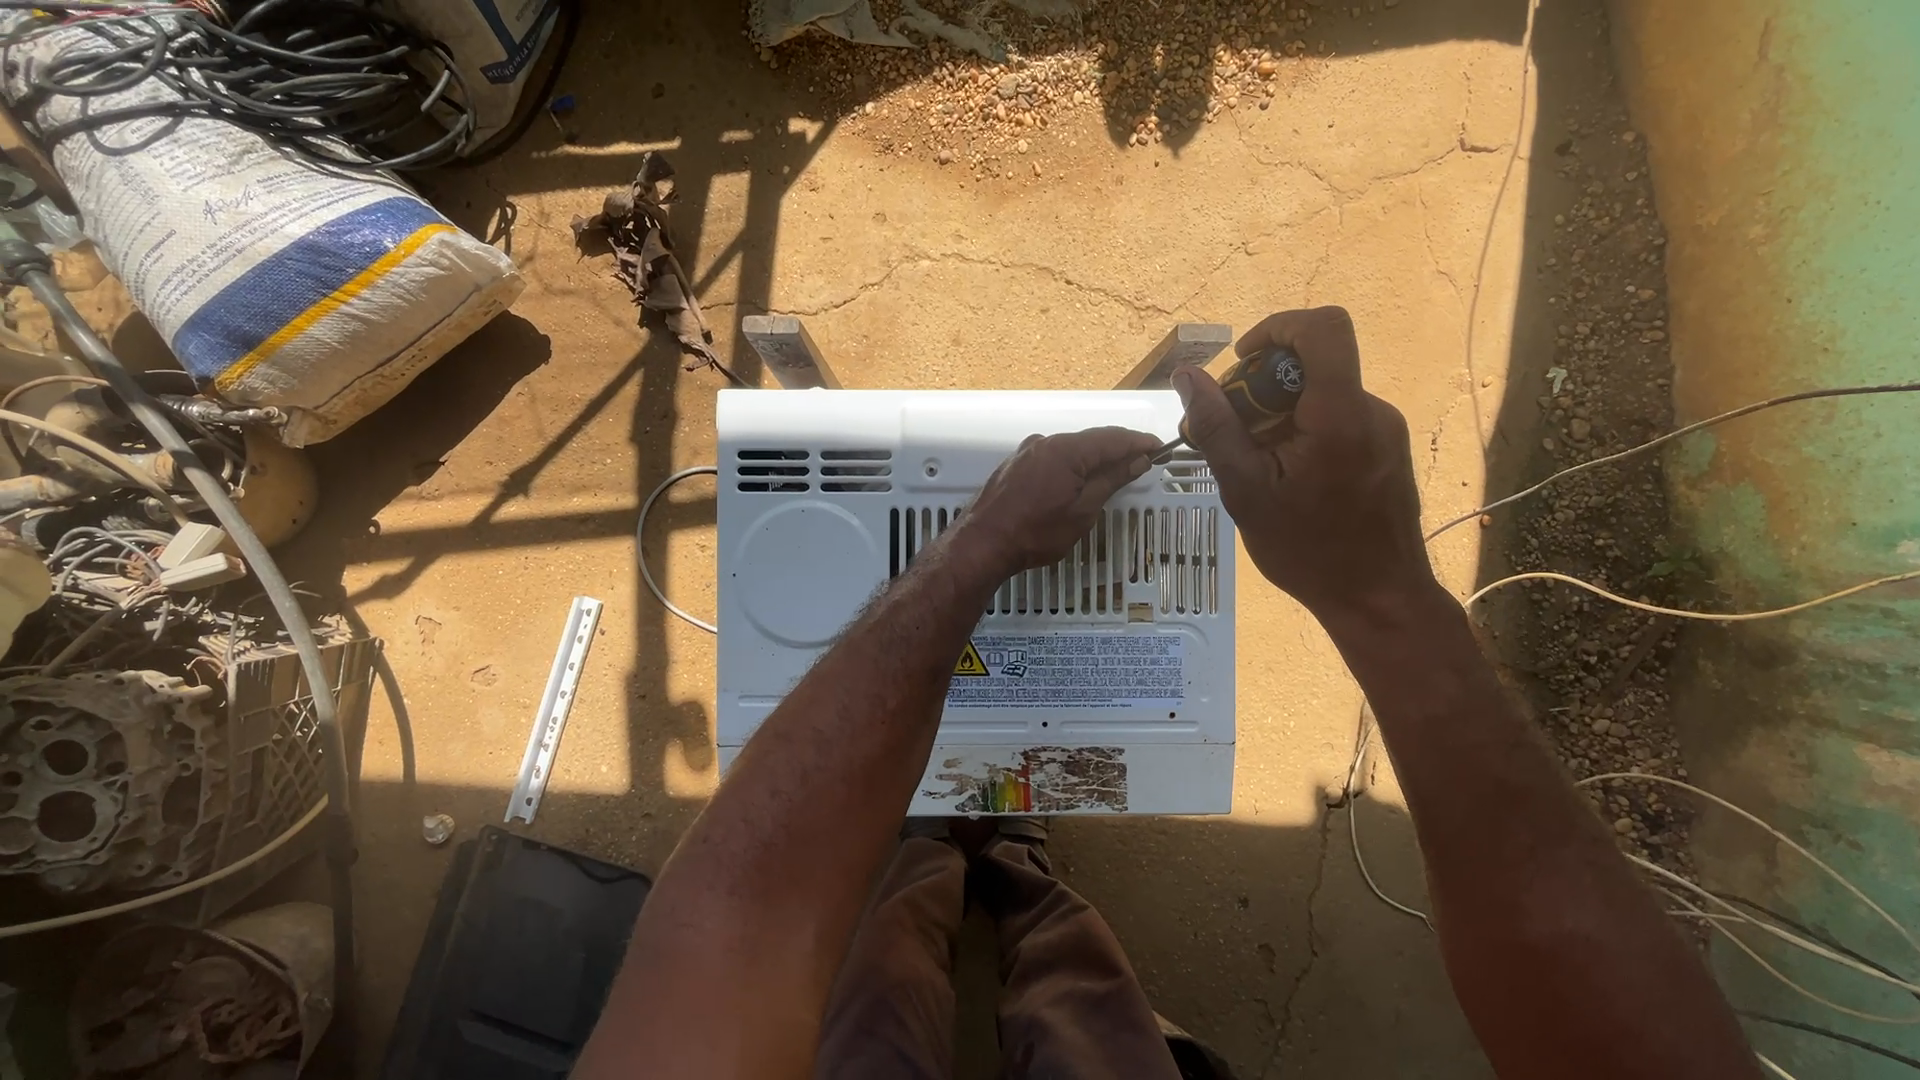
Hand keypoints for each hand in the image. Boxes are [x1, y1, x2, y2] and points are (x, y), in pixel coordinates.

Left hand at [956, 427, 1160, 578]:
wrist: (982, 544)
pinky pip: (1052, 457)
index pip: (1113, 437)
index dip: (1139, 442)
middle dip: (1119, 450)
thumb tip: (1136, 461)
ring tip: (1114, 474)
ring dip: (1094, 459)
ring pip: (1070, 449)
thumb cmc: (1033, 533)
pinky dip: (1071, 465)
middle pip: (1091, 440)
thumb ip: (1111, 480)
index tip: (1159, 448)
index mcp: (1065, 449)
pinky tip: (1079, 480)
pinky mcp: (1014, 466)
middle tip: (1143, 462)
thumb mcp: (1082, 511)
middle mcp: (1045, 442)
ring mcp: (1026, 453)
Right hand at [1173, 307, 1437, 620]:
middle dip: (1260, 387)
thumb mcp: (1246, 491)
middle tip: (1228, 434)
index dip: (1277, 328)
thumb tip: (1186, 376)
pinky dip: (1300, 431)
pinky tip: (1282, 476)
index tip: (1242, 363)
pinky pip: (1335, 418)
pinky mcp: (1386, 447)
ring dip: (1276, 414)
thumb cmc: (1308, 550)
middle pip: (1311, 364)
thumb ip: (1216, 427)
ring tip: (1251, 464)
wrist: (1379, 597)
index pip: (1323, 327)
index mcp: (1339, 415)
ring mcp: (1384, 428)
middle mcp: (1371, 409)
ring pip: (1320, 394)